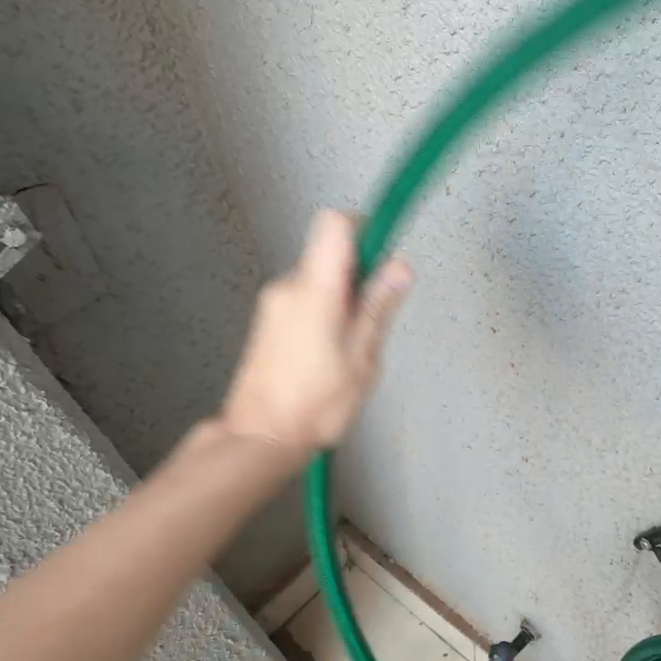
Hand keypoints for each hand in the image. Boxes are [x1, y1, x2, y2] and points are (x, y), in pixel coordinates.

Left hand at [215, 211, 411, 462]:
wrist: (262, 436)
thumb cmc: (310, 407)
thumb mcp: (362, 357)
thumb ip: (379, 307)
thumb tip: (398, 269)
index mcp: (315, 292)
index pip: (336, 224)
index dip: (366, 230)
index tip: (386, 250)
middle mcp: (289, 289)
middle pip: (331, 252)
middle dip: (360, 276)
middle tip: (374, 317)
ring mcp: (275, 304)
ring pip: (321, 278)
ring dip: (344, 299)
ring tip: (352, 344)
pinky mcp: (271, 320)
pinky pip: (307, 298)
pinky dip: (327, 313)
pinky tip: (333, 351)